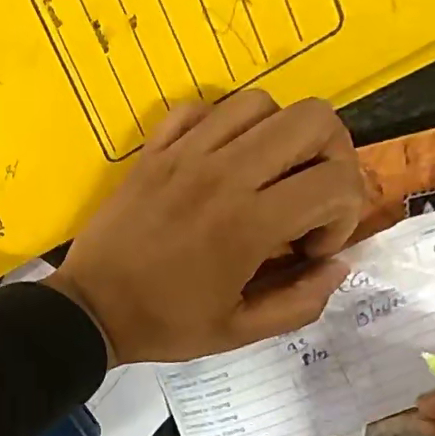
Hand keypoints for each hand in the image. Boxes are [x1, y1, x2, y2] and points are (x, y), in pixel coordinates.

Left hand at [45, 93, 368, 363]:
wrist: (89, 310)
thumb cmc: (162, 324)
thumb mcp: (238, 332)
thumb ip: (300, 303)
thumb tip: (338, 264)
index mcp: (249, 223)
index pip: (337, 180)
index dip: (345, 214)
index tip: (311, 247)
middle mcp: (221, 175)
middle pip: (312, 119)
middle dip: (331, 156)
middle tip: (307, 197)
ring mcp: (182, 155)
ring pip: (259, 103)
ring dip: (278, 135)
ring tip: (264, 177)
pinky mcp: (151, 152)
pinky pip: (197, 109)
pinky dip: (220, 124)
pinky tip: (217, 161)